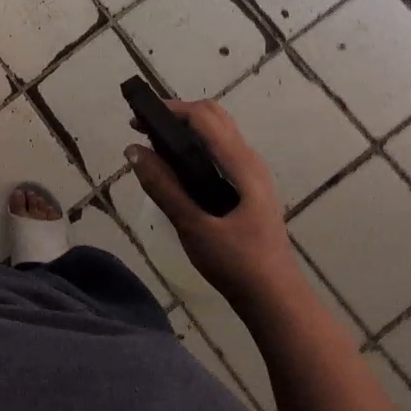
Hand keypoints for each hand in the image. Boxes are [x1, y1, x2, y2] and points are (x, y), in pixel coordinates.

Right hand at [125, 99, 297, 303]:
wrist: (277, 301)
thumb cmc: (238, 264)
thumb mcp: (194, 227)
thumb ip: (164, 187)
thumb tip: (133, 150)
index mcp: (241, 165)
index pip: (204, 116)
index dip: (170, 109)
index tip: (138, 120)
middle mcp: (250, 161)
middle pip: (214, 117)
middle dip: (177, 115)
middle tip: (144, 130)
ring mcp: (253, 174)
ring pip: (218, 133)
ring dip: (187, 130)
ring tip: (155, 147)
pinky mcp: (250, 189)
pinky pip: (221, 151)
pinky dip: (196, 147)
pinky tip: (178, 170)